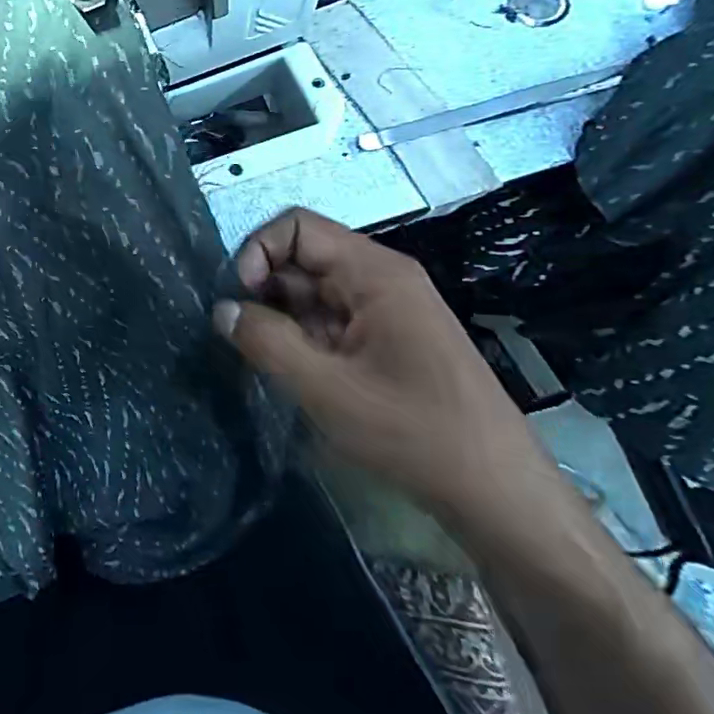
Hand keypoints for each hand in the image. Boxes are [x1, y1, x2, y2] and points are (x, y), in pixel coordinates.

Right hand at [213, 208, 560, 521]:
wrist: (492, 486)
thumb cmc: (413, 432)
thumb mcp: (327, 389)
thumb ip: (267, 342)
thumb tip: (221, 310)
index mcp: (374, 272)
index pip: (297, 227)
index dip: (258, 252)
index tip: (239, 301)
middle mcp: (381, 278)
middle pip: (305, 259)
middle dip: (266, 291)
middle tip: (246, 341)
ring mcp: (387, 308)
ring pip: (315, 293)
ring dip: (285, 320)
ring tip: (268, 363)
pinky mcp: (388, 337)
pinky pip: (334, 320)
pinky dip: (307, 339)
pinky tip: (298, 374)